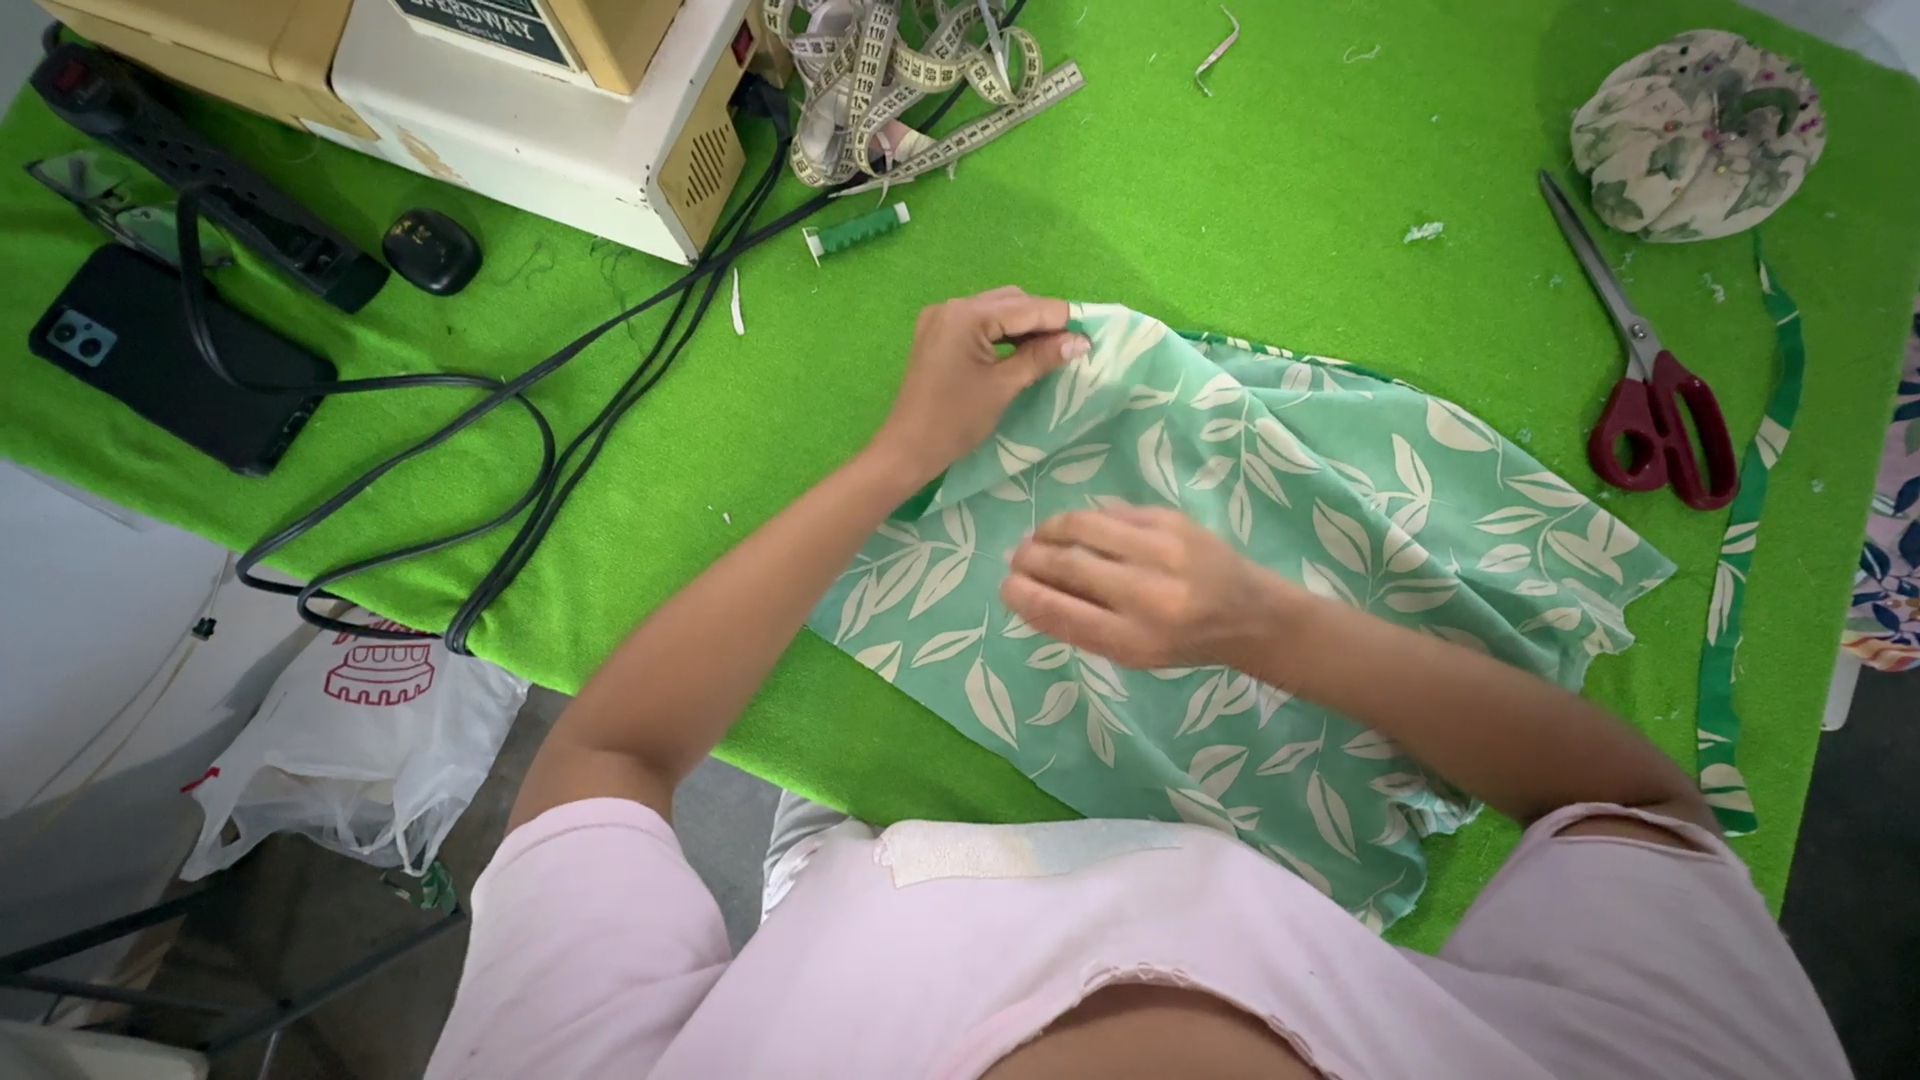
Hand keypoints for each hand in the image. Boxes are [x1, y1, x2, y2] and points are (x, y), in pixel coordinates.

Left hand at [870, 287, 1088, 482]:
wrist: (908, 448)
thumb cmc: (956, 421)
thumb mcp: (1003, 387)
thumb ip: (1041, 357)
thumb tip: (1080, 340)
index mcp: (967, 315)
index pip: (1027, 307)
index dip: (1061, 320)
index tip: (1090, 337)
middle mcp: (952, 307)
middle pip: (1011, 301)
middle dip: (1043, 319)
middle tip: (1071, 346)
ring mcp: (941, 319)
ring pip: (995, 310)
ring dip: (1024, 326)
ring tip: (1051, 350)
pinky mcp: (937, 335)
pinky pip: (978, 324)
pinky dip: (1002, 334)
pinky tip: (1021, 351)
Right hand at [1001, 505, 1308, 670]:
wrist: (1249, 613)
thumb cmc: (1182, 642)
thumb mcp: (1130, 652)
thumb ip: (1080, 625)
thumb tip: (1028, 589)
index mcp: (1134, 639)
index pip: (1059, 612)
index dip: (1022, 595)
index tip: (1006, 586)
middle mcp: (1147, 594)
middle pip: (1066, 565)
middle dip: (1029, 558)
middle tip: (1016, 558)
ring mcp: (1161, 550)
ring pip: (1082, 525)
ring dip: (1048, 530)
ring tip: (1039, 538)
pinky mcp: (1170, 519)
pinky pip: (1109, 512)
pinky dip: (1084, 520)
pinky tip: (1077, 529)